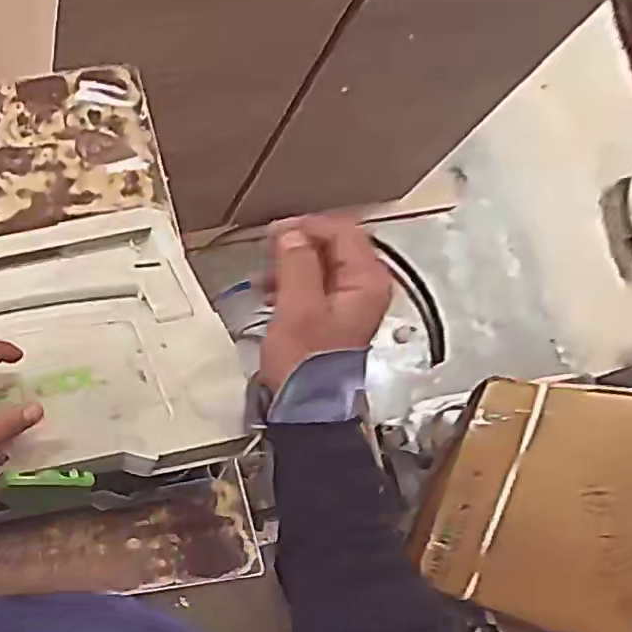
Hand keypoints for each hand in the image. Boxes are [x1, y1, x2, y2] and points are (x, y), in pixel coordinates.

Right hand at [258, 215, 391, 393]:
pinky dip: (292, 285)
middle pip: (335, 249)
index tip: (276, 230)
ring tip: (265, 277)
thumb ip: (297, 265)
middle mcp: (364, 290)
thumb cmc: (306, 364)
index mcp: (366, 281)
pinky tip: (272, 295)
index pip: (344, 234)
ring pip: (322, 268)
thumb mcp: (297, 307)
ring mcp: (348, 305)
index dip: (308, 227)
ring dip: (292, 267)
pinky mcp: (330, 320)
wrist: (305, 405)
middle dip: (299, 246)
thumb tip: (291, 235)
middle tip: (268, 250)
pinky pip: (314, 289)